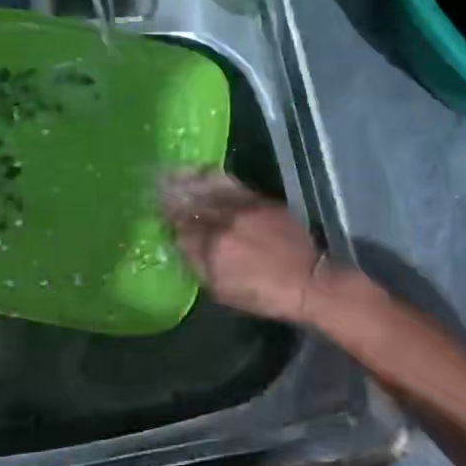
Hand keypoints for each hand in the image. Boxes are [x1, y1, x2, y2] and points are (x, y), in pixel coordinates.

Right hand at [157, 169, 321, 323]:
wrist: (308, 280)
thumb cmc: (263, 294)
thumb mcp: (222, 290)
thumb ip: (198, 264)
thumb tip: (181, 243)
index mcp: (212, 248)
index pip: (180, 228)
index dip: (167, 219)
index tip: (157, 210)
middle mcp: (224, 223)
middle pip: (191, 205)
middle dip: (172, 194)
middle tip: (157, 182)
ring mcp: (243, 209)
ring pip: (209, 189)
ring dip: (189, 180)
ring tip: (174, 171)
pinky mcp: (260, 201)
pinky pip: (231, 184)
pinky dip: (214, 177)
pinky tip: (203, 171)